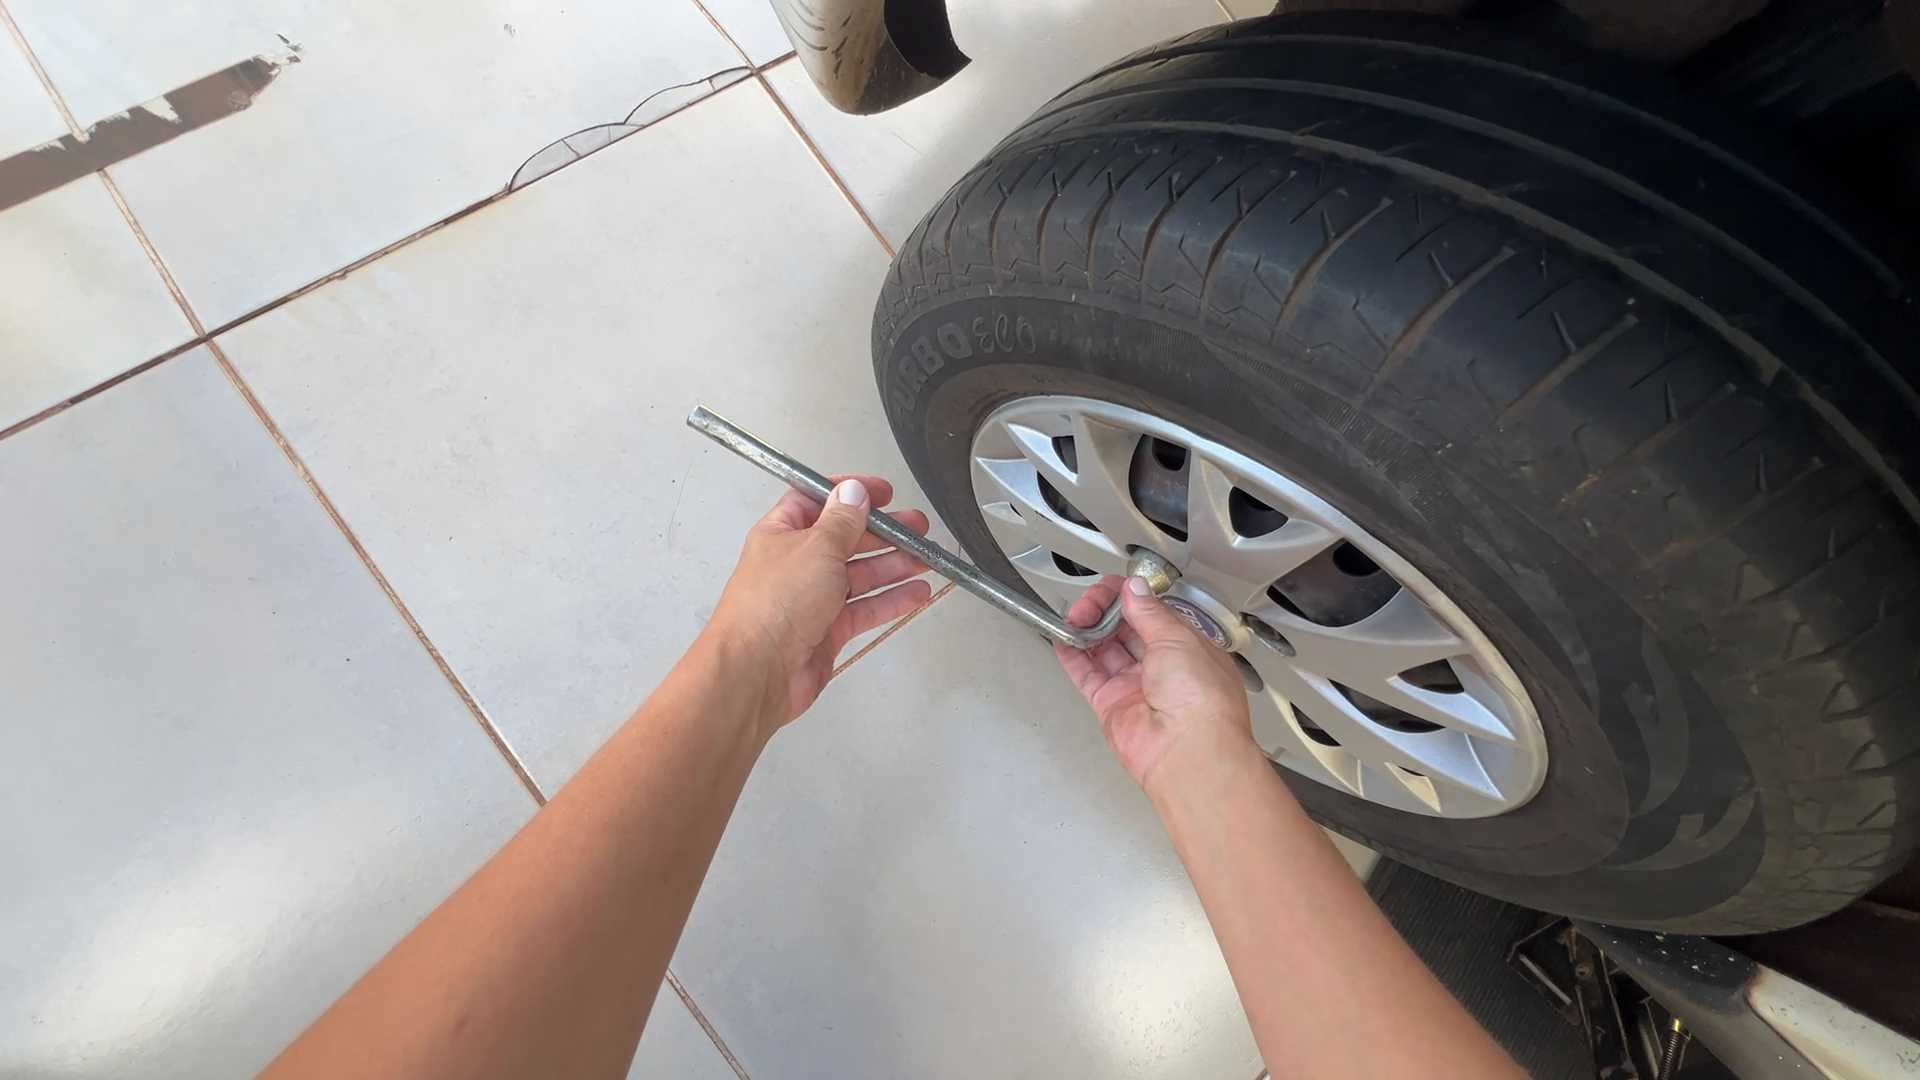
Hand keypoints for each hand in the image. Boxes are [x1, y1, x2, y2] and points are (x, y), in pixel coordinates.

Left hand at [706, 475, 932, 732]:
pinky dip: (892, 600)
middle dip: (884, 532)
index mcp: (783, 533)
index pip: (819, 500)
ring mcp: (814, 598)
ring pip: (861, 575)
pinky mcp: (829, 631)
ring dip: (894, 565)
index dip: (851, 492)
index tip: (885, 493)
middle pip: (847, 539)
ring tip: (928, 559)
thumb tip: (854, 490)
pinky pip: (866, 609)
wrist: (756, 672)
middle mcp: (798, 563)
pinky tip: (918, 593)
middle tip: (919, 528)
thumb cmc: (777, 601)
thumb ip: (842, 520)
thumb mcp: (816, 548)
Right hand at [1054, 576, 1258, 789]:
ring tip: (1074, 616)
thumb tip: (1134, 590)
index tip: (1112, 588)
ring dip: (1087, 628)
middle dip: (1105, 610)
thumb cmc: (1202, 701)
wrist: (1187, 752)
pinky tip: (1063, 637)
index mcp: (1188, 648)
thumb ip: (1149, 612)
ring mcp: (1135, 686)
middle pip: (1126, 628)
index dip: (1130, 597)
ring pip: (1104, 648)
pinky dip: (1072, 655)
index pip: (1153, 613)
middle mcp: (1163, 667)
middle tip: (1090, 602)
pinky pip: (1087, 674)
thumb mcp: (1178, 638)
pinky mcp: (1111, 704)